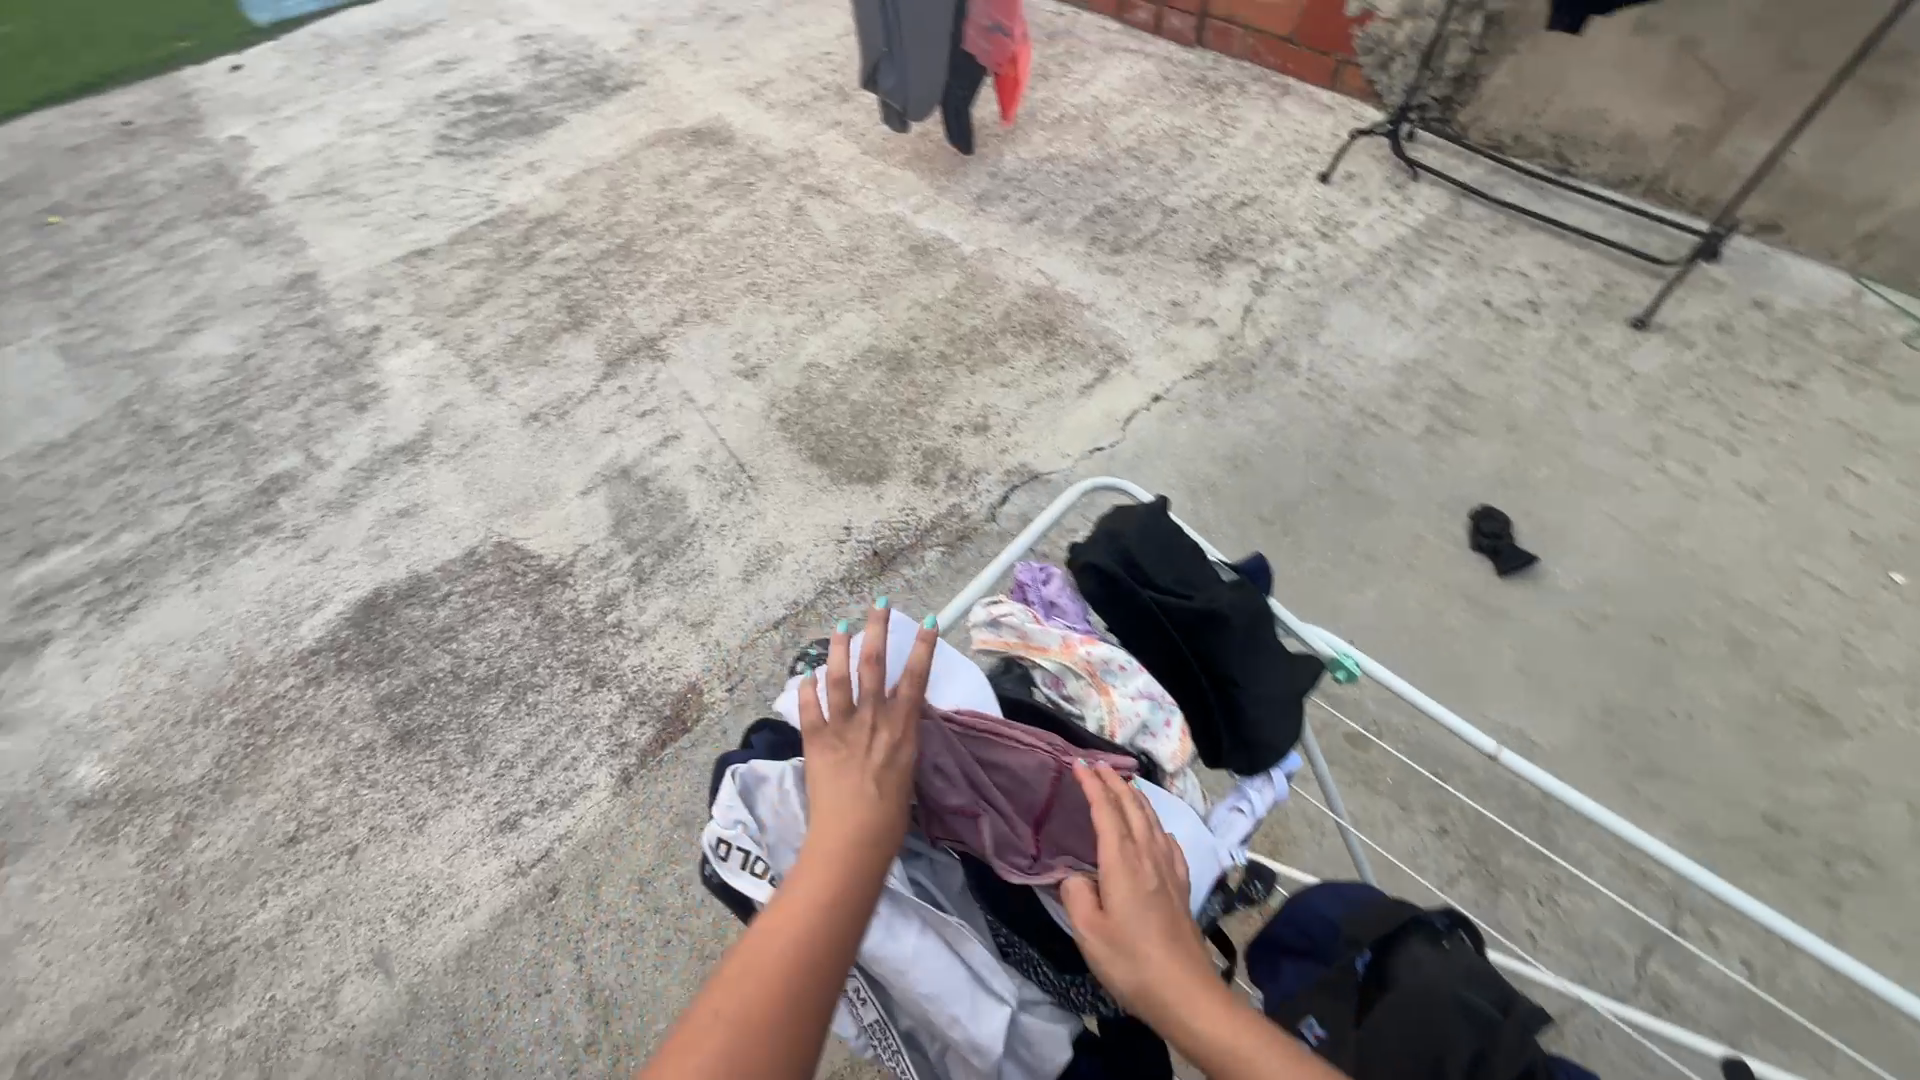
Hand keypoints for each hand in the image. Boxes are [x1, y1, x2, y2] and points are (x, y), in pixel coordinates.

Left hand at [796, 602, 936, 867]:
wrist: (853, 841)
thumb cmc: (890, 817)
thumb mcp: (907, 769)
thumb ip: (901, 738)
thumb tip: (898, 721)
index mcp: (902, 727)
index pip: (916, 675)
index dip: (924, 645)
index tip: (929, 619)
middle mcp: (873, 717)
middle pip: (875, 663)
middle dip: (877, 629)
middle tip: (878, 604)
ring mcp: (842, 726)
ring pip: (839, 675)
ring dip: (839, 647)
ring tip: (840, 626)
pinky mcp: (815, 739)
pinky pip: (809, 705)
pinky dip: (806, 687)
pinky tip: (806, 674)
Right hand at [1061, 762, 1221, 1027]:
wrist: (1187, 994)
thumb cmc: (1132, 963)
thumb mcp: (1089, 933)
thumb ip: (1075, 895)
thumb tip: (1075, 876)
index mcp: (1123, 862)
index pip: (1106, 811)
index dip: (1092, 785)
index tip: (1078, 764)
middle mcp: (1148, 857)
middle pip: (1132, 807)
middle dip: (1114, 782)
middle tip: (1097, 764)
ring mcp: (1170, 871)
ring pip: (1152, 820)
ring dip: (1136, 798)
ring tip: (1123, 786)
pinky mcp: (1182, 887)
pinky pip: (1169, 842)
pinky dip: (1158, 825)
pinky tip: (1158, 831)